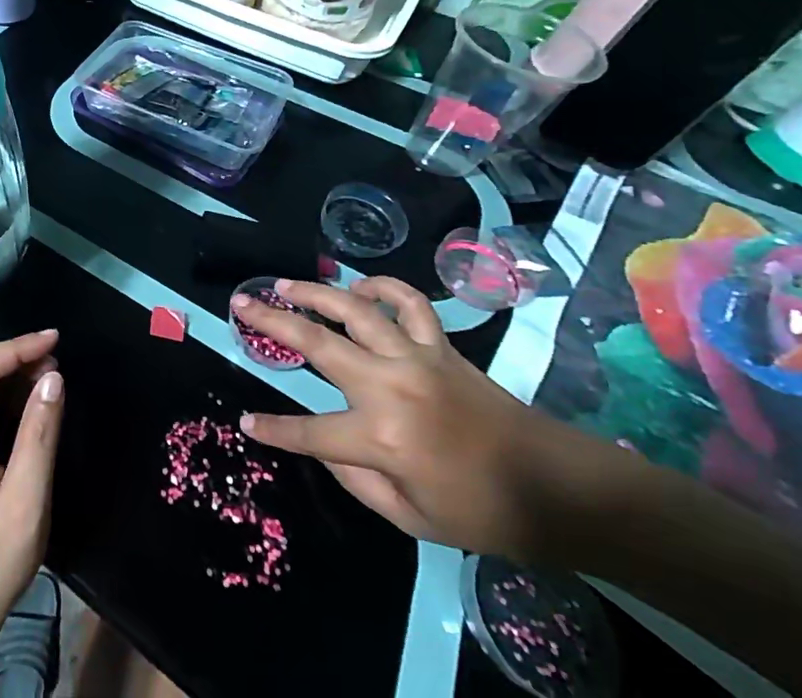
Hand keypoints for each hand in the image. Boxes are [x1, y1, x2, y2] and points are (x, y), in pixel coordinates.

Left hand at [0, 330, 65, 623]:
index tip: (54, 339)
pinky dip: (4, 387)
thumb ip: (38, 437)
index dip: (13, 350)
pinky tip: (31, 389)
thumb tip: (53, 377)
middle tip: (54, 355)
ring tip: (49, 367)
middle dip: (9, 352)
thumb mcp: (25, 504)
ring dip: (7, 366)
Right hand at [235, 278, 590, 559]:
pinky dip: (384, 289)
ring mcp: (418, 360)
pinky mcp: (444, 349)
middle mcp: (390, 386)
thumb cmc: (482, 513)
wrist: (560, 489)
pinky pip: (411, 305)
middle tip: (241, 303)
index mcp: (379, 437)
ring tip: (286, 284)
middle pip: (316, 344)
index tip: (248, 421)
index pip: (308, 431)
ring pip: (356, 311)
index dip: (273, 428)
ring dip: (316, 292)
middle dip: (271, 322)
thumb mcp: (409, 518)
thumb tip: (323, 448)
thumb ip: (355, 480)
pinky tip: (361, 286)